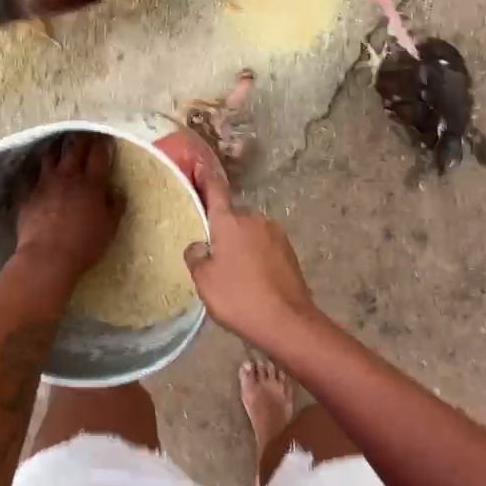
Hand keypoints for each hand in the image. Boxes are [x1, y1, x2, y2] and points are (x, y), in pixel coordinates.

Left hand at [14, 134, 124, 278]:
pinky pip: (32, 177)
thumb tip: (115, 191)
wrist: (47, 257)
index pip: (99, 156)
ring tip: (60, 143)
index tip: (105, 137)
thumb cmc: (84, 244)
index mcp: (92, 184)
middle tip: (85, 133)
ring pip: (51, 158)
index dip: (103, 144)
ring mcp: (46, 184)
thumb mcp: (109, 228)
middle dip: (81, 139)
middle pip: (75, 151)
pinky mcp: (29, 195)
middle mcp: (68, 178)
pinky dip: (36, 171)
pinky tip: (36, 171)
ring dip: (57, 148)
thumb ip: (114, 206)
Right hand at [181, 152, 319, 343]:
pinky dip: (257, 258)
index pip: (215, 190)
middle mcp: (254, 219)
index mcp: (229, 221)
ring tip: (237, 277)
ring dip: (242, 247)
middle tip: (215, 260)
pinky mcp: (289, 251)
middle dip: (223, 233)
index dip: (205, 176)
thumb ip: (196, 256)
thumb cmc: (238, 297)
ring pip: (249, 234)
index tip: (199, 164)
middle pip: (232, 219)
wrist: (287, 321)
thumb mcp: (204, 280)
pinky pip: (265, 248)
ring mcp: (275, 234)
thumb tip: (199, 245)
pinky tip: (255, 282)